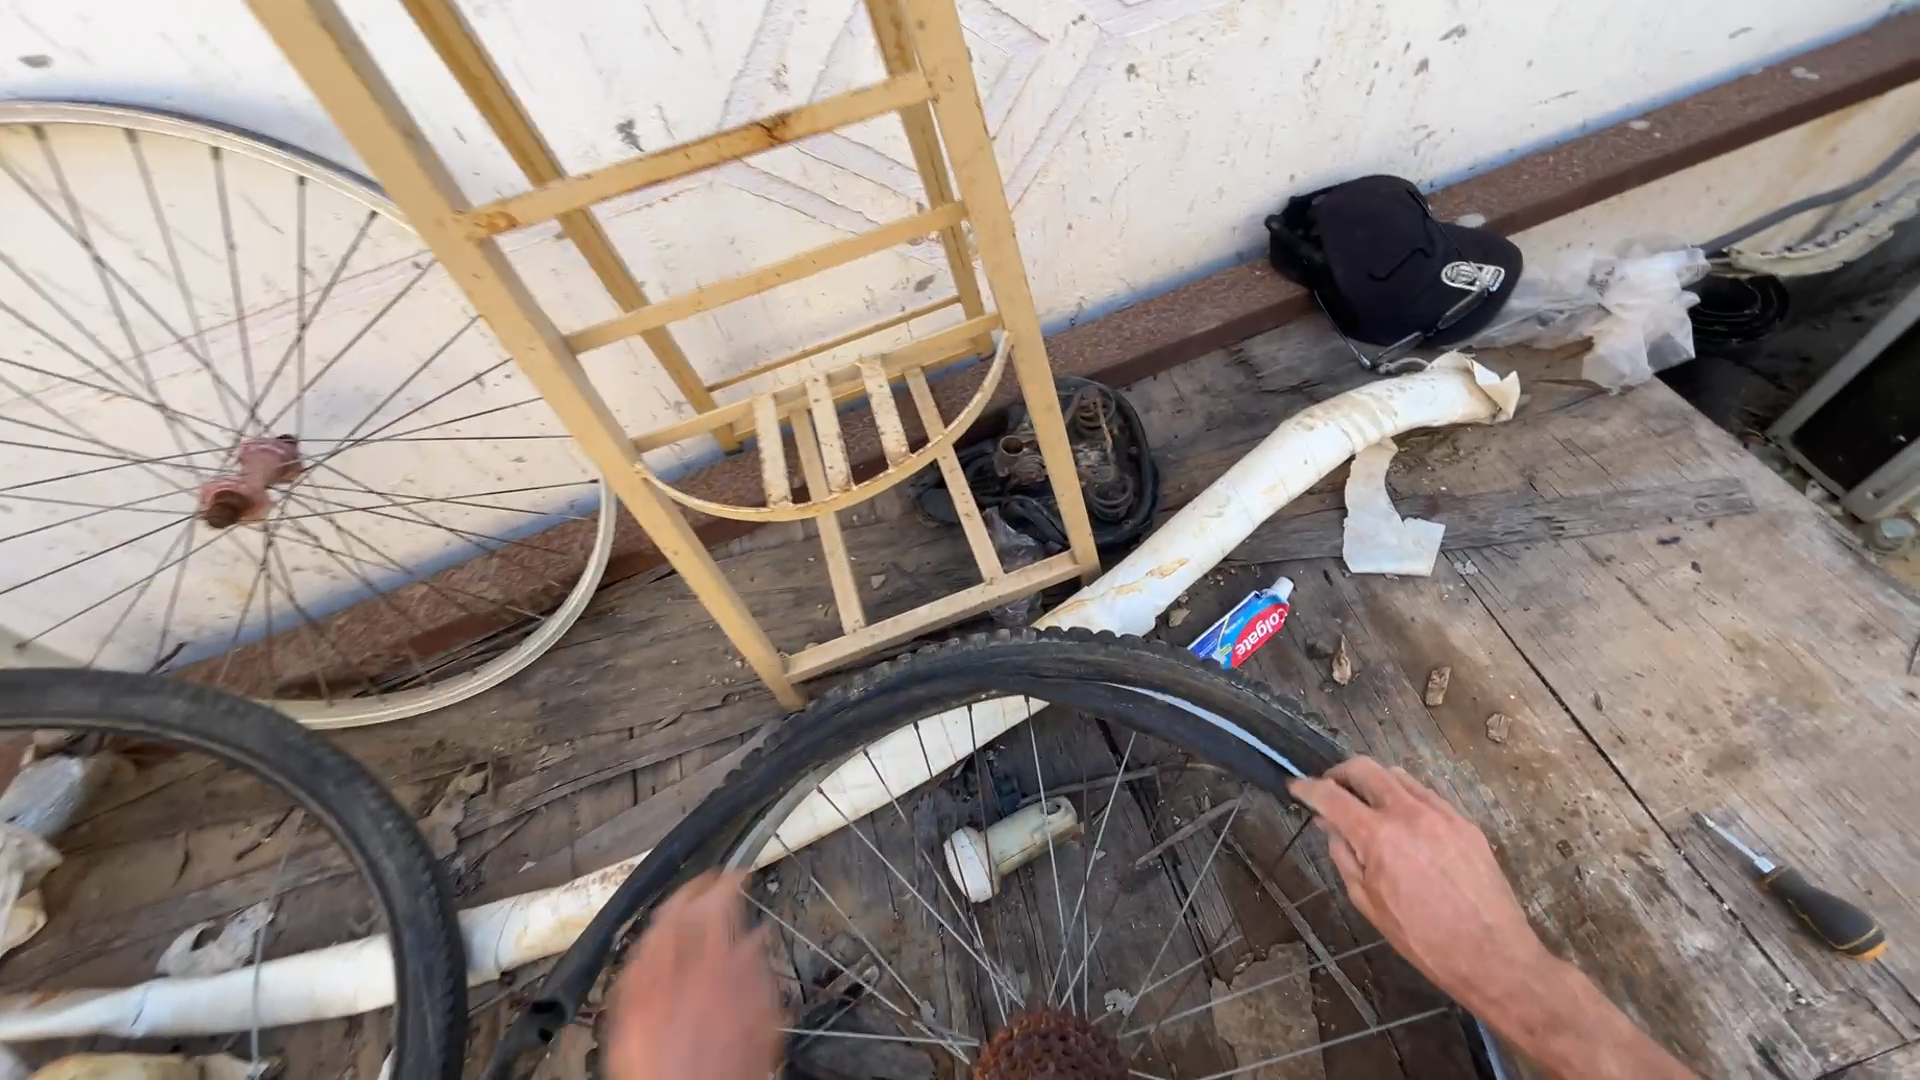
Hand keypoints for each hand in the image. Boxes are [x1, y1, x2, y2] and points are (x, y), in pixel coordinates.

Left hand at [602, 870, 783, 1079]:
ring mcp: (646, 993)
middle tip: (711, 879)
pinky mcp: (625, 1015)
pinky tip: (654, 941)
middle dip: (696, 887)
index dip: (729, 882)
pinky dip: (646, 944)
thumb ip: (759, 971)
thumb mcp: (765, 1019)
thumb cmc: (735, 1068)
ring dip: (670, 910)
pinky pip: (631, 966)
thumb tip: (757, 935)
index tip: (740, 873)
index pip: (718, 906)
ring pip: (652, 934)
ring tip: (684, 902)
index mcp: (716, 970)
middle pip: (679, 912)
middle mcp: (677, 974)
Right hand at [1287, 757, 1548, 1013]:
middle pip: (1363, 767)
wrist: (1495, 958)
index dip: (1306, 787)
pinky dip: (1404, 797)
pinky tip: (1404, 822)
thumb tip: (1328, 824)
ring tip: (1368, 805)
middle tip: (1331, 789)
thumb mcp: (1367, 900)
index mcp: (1377, 836)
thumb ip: (1343, 854)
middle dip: (1338, 773)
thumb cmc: (1422, 939)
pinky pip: (1426, 794)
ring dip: (1373, 782)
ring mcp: (1441, 814)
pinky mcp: (1465, 823)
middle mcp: (1408, 814)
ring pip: (1396, 774)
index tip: (1295, 787)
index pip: (1330, 795)